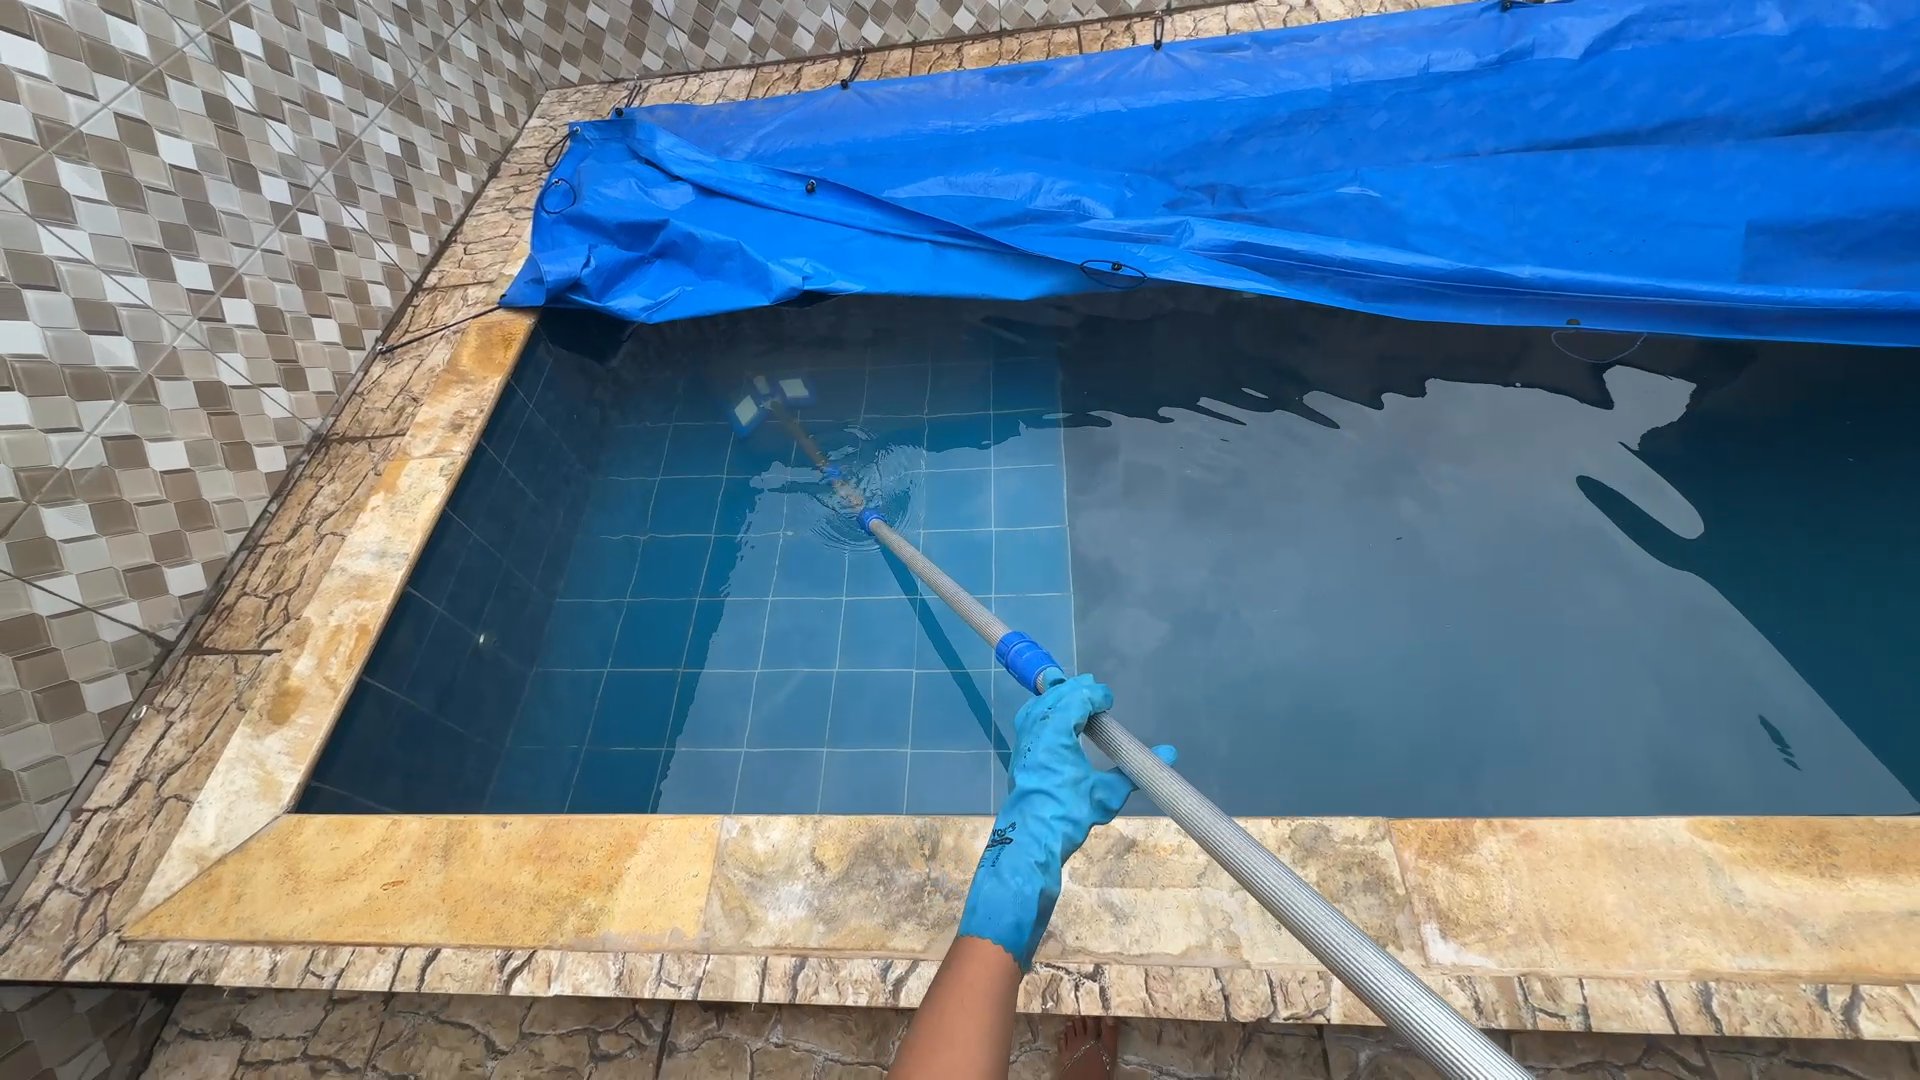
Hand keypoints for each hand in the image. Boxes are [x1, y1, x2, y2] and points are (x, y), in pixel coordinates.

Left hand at [956, 674, 1176, 968]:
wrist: (1031, 840)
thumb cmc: (1068, 814)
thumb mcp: (1106, 794)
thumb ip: (1133, 771)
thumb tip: (1170, 754)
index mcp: (1055, 731)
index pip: (1076, 698)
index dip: (1094, 695)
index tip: (1109, 701)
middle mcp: (1036, 728)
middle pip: (1056, 695)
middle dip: (1075, 690)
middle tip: (1096, 692)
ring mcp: (1024, 739)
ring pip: (1040, 704)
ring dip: (1058, 697)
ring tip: (1079, 698)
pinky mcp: (1020, 752)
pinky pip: (1033, 719)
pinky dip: (1046, 711)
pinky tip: (1060, 719)